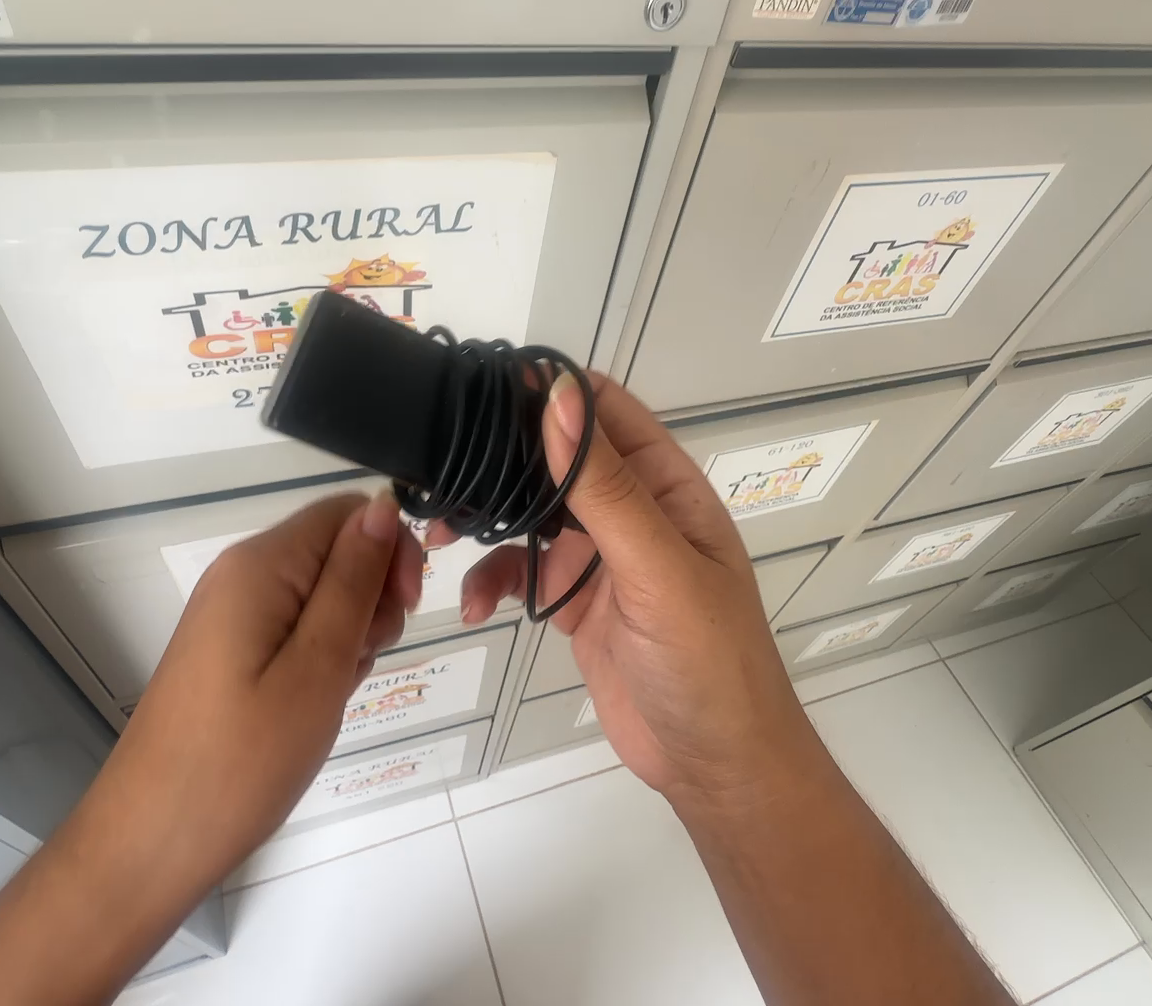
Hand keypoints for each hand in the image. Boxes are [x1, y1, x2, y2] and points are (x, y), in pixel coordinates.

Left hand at [117, 490, 423, 873]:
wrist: (151, 844)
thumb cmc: (243, 759)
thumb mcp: (318, 664)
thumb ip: (354, 578)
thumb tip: (384, 505)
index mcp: (262, 564)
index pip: (351, 512)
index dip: (392, 550)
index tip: (405, 611)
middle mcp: (244, 573)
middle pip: (339, 549)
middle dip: (372, 597)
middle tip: (357, 663)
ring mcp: (235, 612)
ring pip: (326, 592)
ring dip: (352, 632)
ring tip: (331, 692)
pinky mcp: (233, 648)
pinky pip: (300, 627)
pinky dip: (323, 656)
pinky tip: (313, 702)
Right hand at [443, 374, 819, 799]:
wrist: (711, 763)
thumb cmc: (706, 661)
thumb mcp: (657, 568)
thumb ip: (605, 487)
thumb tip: (558, 395)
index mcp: (663, 485)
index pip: (603, 411)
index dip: (550, 390)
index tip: (483, 386)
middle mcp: (629, 509)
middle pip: (555, 459)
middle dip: (500, 460)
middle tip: (441, 467)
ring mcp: (598, 555)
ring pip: (529, 514)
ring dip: (485, 521)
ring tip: (440, 538)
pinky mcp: (571, 598)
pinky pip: (520, 572)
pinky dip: (492, 581)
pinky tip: (475, 607)